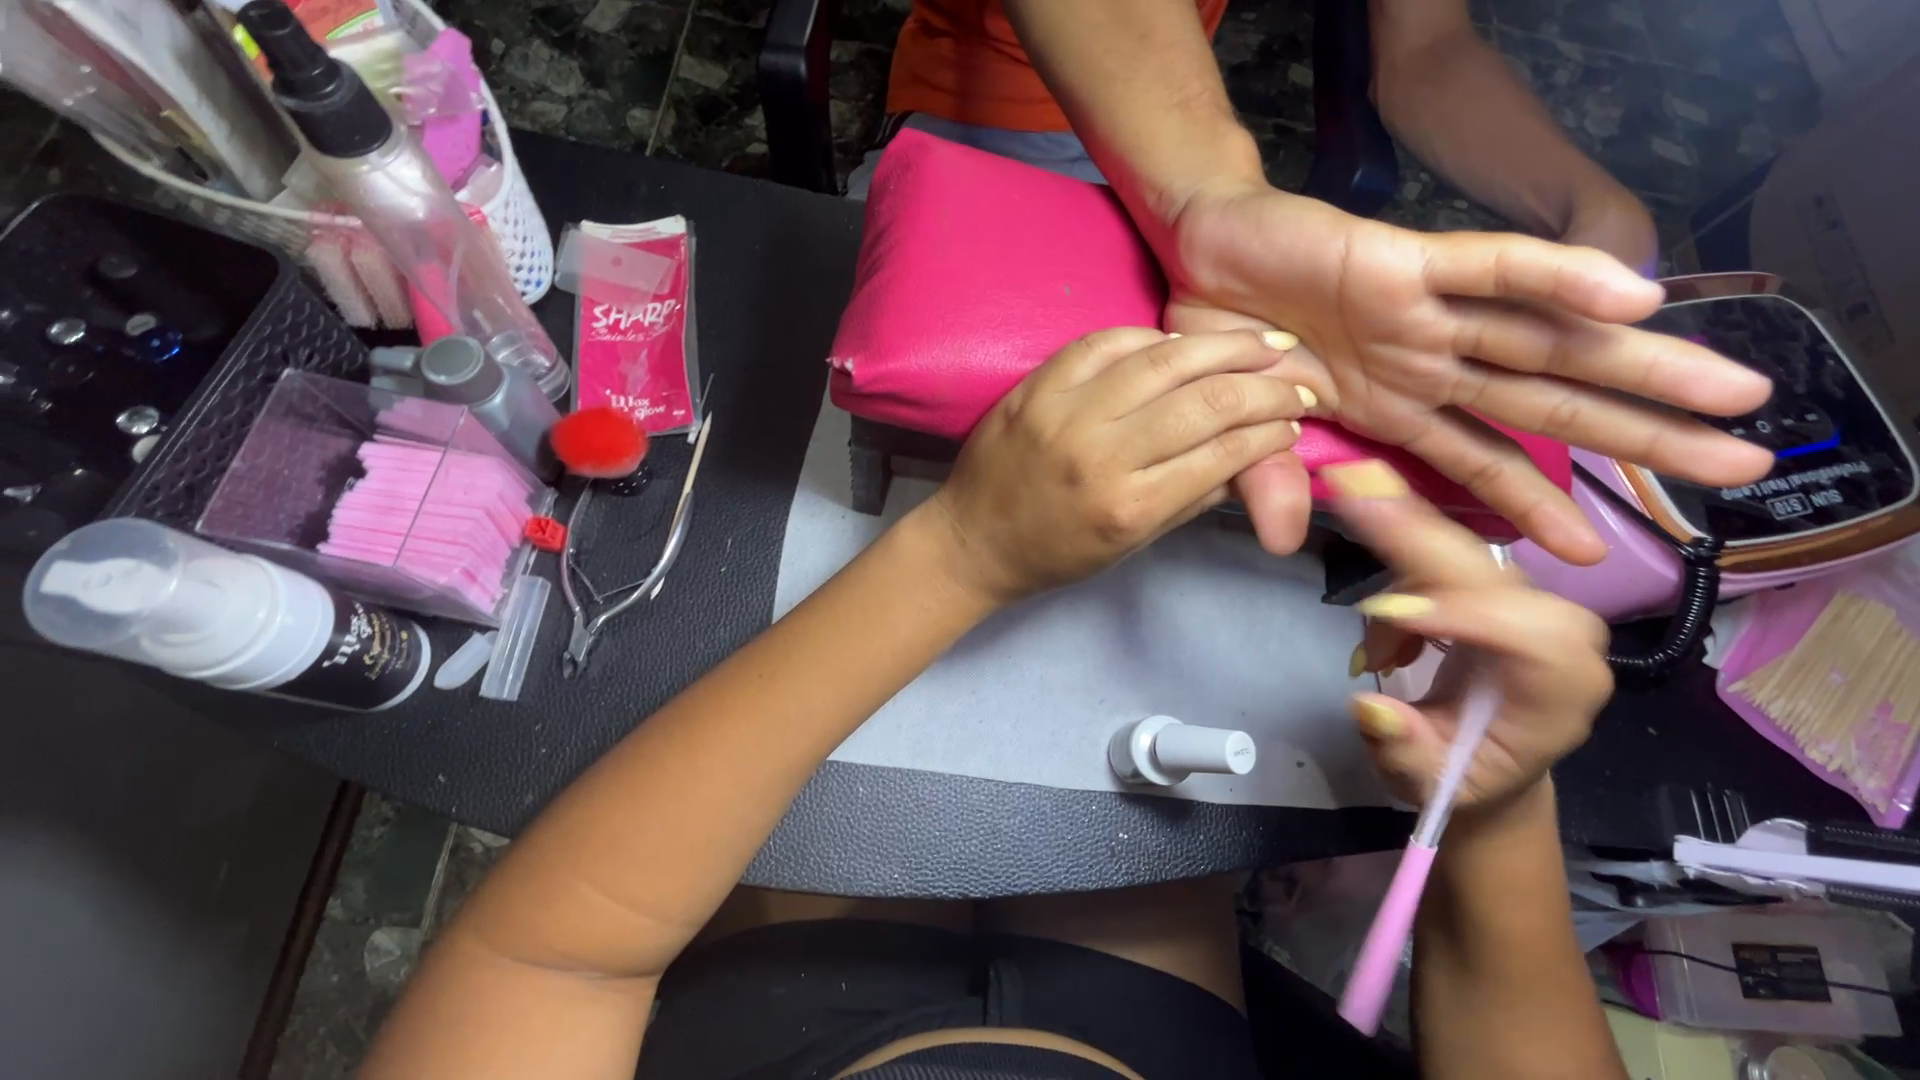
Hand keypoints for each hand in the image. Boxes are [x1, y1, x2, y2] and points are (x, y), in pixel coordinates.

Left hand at [926, 327, 1309, 603]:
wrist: (973, 540)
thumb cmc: (1058, 553)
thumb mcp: (1132, 543)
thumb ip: (1193, 497)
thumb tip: (1255, 454)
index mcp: (1130, 506)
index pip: (1223, 453)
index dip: (1270, 431)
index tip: (1295, 417)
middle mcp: (1101, 455)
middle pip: (1203, 401)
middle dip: (1262, 385)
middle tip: (1293, 374)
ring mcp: (1064, 414)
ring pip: (1160, 361)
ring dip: (1220, 346)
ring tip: (1259, 341)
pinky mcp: (1036, 387)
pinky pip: (1102, 343)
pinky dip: (1148, 336)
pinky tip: (1178, 340)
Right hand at [1159, 180, 1773, 563]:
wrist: (1204, 252)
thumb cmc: (1222, 337)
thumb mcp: (1242, 422)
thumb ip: (1267, 477)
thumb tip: (1281, 542)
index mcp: (1388, 407)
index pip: (1475, 461)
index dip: (1534, 502)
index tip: (1594, 552)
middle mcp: (1423, 364)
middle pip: (1542, 402)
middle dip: (1636, 436)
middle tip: (1739, 472)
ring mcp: (1421, 314)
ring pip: (1541, 339)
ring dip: (1635, 363)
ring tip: (1734, 394)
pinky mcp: (1405, 262)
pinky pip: (1491, 269)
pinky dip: (1555, 280)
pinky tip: (1631, 296)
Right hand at [1325, 459, 1611, 811]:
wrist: (1493, 761)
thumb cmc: (1466, 776)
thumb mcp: (1429, 784)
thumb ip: (1404, 750)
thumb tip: (1370, 702)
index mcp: (1563, 690)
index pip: (1528, 634)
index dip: (1460, 615)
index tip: (1386, 614)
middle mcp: (1563, 636)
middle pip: (1489, 573)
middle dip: (1417, 535)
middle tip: (1352, 485)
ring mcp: (1533, 603)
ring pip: (1456, 558)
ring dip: (1397, 584)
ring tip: (1378, 657)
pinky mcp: (1502, 587)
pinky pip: (1444, 559)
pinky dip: (1400, 577)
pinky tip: (1392, 633)